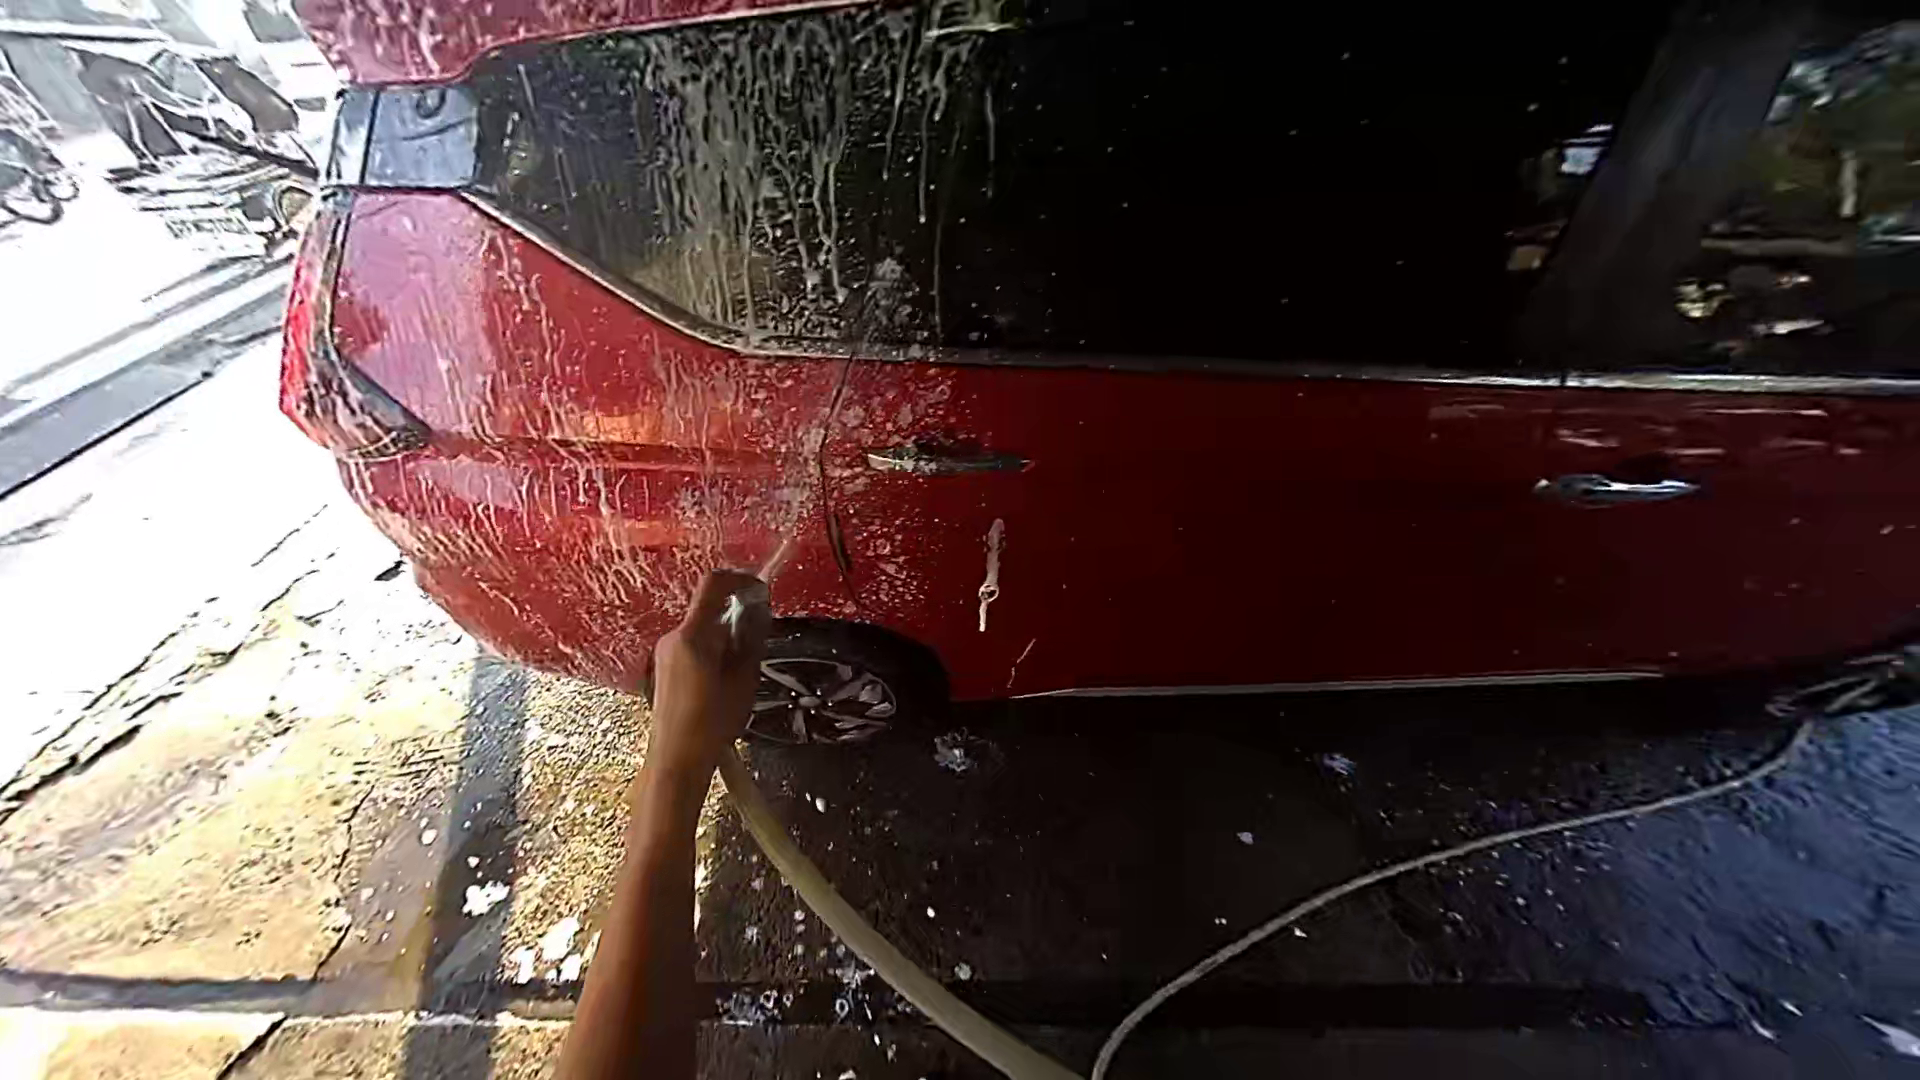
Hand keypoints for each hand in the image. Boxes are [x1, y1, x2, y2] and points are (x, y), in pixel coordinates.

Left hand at [647, 569, 771, 772]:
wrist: (676, 760)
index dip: (741, 579)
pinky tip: (725, 677)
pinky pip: (694, 643)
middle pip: (710, 607)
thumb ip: (750, 639)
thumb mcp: (744, 679)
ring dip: (727, 633)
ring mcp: (665, 651)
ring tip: (743, 666)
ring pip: (703, 626)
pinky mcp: (664, 665)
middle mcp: (674, 636)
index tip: (761, 592)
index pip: (714, 584)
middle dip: (737, 613)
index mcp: (693, 636)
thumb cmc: (713, 721)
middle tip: (760, 636)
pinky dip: (714, 647)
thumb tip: (757, 611)